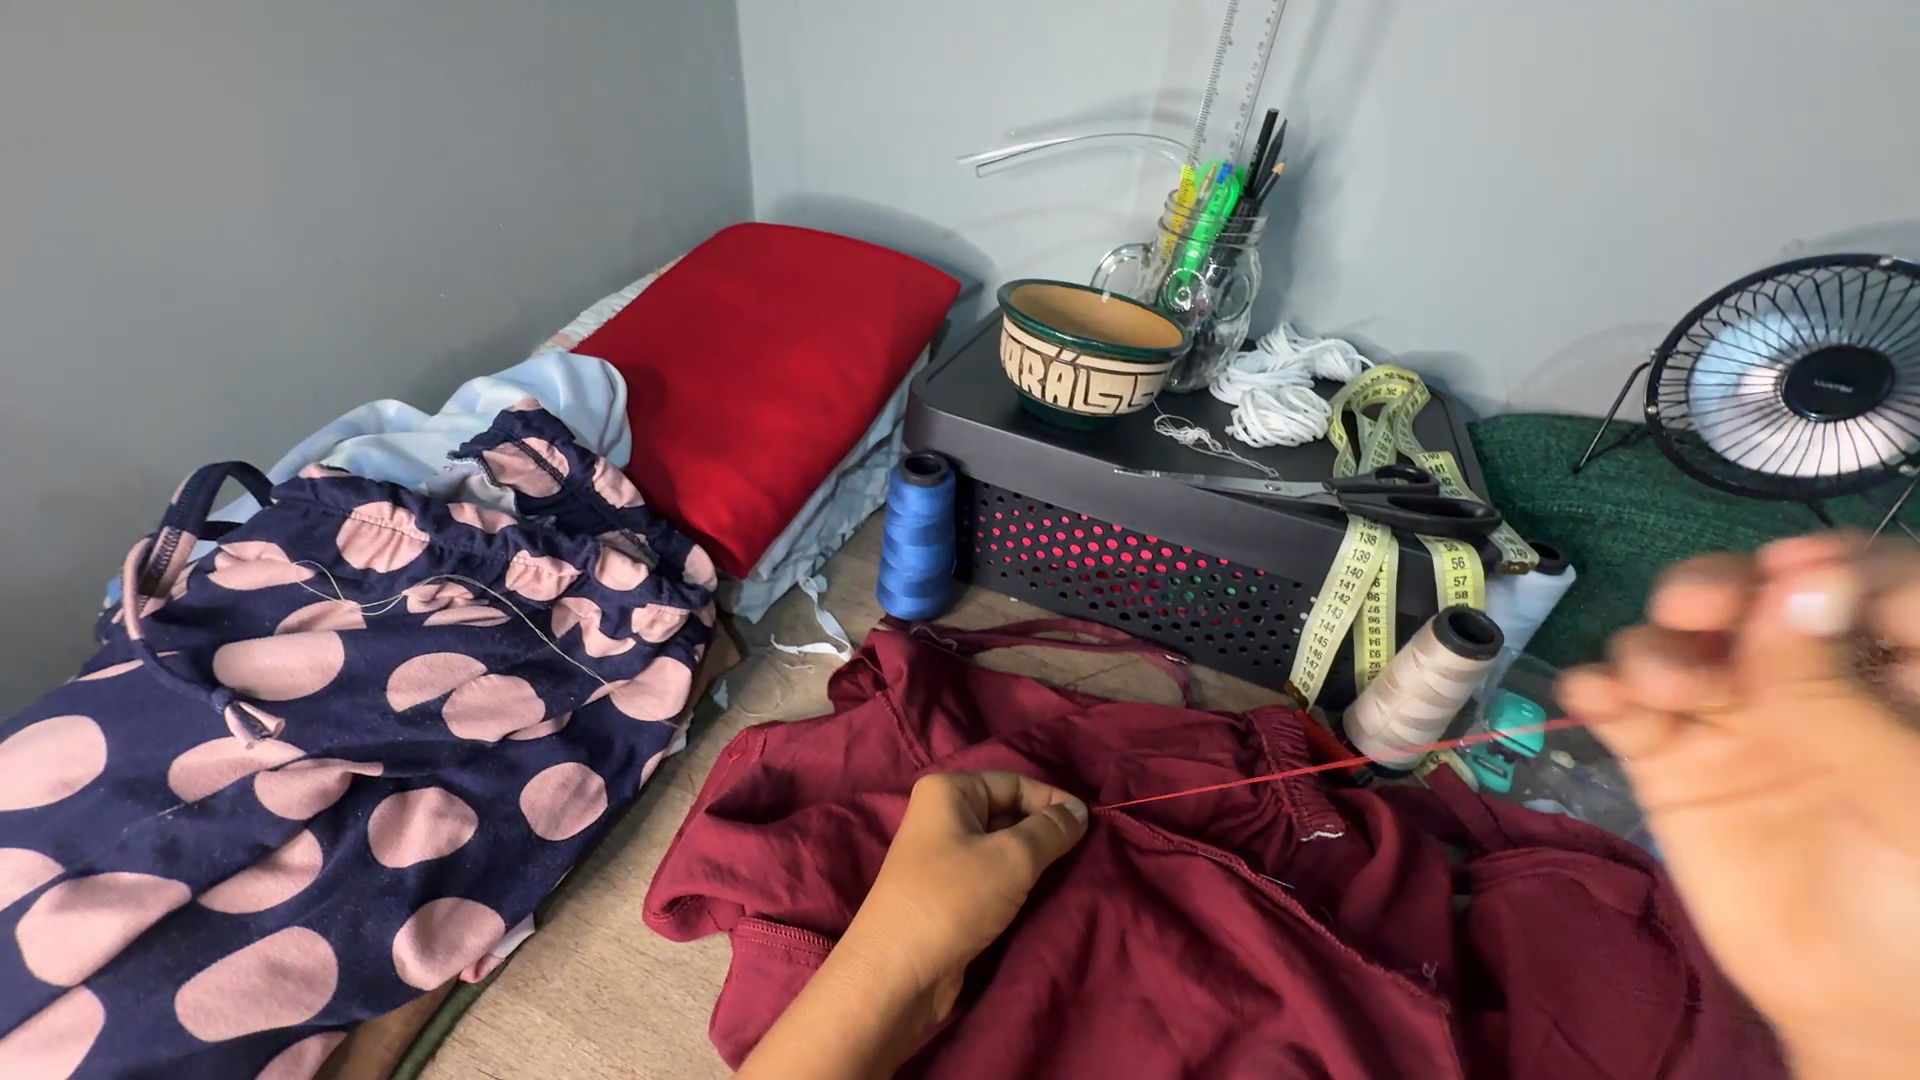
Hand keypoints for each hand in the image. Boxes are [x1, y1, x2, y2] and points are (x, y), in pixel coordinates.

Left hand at [835, 771, 1089, 1025]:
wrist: (897, 973)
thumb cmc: (954, 899)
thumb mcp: (1012, 857)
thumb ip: (1051, 830)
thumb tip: (1079, 810)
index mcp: (948, 790)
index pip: (1013, 782)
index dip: (1052, 800)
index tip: (1090, 824)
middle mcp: (941, 814)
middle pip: (1007, 811)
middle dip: (1044, 829)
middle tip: (1085, 851)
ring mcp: (941, 854)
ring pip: (1001, 845)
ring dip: (1033, 858)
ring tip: (1070, 872)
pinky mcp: (947, 891)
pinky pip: (991, 873)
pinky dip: (1017, 881)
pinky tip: (1042, 894)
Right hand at [1557, 534, 1919, 1078]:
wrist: (1867, 1010)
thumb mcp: (1910, 794)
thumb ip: (1841, 692)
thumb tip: (1789, 581)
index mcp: (1907, 683)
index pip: (1875, 592)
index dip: (1836, 570)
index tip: (1792, 571)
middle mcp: (1813, 684)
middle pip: (1752, 602)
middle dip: (1717, 591)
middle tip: (1697, 608)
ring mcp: (1730, 717)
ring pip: (1674, 644)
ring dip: (1655, 650)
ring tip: (1661, 690)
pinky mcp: (1663, 753)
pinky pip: (1616, 703)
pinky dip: (1598, 690)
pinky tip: (1599, 701)